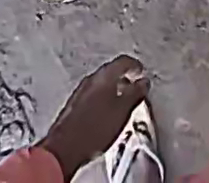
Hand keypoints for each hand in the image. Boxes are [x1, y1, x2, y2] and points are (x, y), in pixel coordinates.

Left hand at [37, 55, 149, 179]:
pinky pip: (92, 94)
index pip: (123, 61)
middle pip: (111, 71)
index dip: (135, 65)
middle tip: (134, 83)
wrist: (64, 148)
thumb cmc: (93, 128)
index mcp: (105, 75)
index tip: (140, 70)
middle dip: (124, 76)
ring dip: (113, 88)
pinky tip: (104, 111)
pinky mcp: (73, 105)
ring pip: (101, 83)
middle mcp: (91, 78)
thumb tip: (144, 83)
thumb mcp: (123, 110)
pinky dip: (102, 98)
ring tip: (121, 100)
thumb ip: (136, 93)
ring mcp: (80, 91)